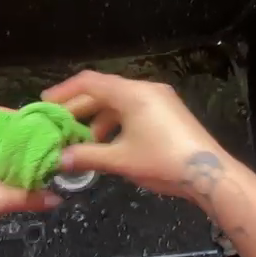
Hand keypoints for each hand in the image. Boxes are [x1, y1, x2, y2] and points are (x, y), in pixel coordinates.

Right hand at [43, 70, 230, 203]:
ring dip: (96, 120)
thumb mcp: (120, 160)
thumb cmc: (162, 161)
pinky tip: (105, 145)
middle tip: (57, 126)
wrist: (209, 174)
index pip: (90, 82)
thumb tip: (59, 159)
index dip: (65, 91)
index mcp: (132, 94)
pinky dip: (114, 124)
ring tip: (79, 141)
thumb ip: (86, 156)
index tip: (46, 104)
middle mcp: (145, 90)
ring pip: (117, 104)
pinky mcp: (165, 114)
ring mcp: (158, 101)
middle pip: (103, 92)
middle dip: (78, 109)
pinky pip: (131, 111)